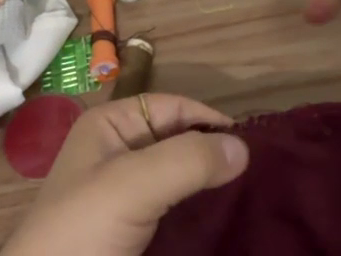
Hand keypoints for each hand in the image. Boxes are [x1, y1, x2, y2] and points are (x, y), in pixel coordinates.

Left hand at [3, 93, 248, 255]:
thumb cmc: (82, 231)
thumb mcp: (131, 185)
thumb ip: (186, 160)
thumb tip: (244, 146)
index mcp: (110, 126)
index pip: (171, 107)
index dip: (209, 120)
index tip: (255, 144)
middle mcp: (118, 152)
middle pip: (177, 141)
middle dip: (213, 154)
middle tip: (258, 174)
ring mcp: (125, 195)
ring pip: (179, 179)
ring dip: (210, 188)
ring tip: (251, 198)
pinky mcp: (133, 232)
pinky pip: (175, 213)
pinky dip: (199, 215)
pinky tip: (225, 223)